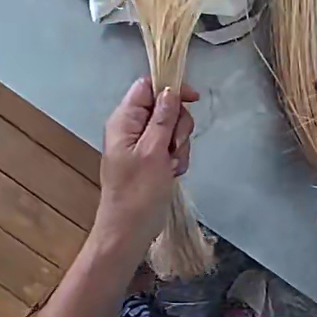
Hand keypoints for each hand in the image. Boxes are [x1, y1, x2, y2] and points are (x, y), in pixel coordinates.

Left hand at [93, 77, 196, 263]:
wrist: (129, 230)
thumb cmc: (138, 192)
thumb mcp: (153, 151)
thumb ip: (163, 118)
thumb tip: (170, 90)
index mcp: (124, 120)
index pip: (146, 86)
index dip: (170, 88)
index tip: (192, 100)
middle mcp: (131, 127)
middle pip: (164, 106)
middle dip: (178, 125)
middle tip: (174, 146)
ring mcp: (141, 144)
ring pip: (172, 128)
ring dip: (179, 145)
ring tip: (172, 165)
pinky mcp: (151, 159)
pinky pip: (171, 147)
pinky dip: (177, 158)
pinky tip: (173, 173)